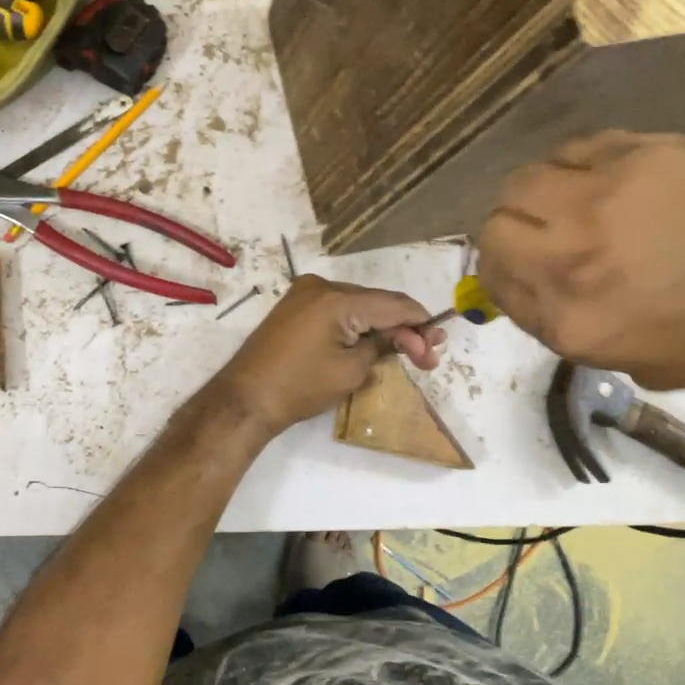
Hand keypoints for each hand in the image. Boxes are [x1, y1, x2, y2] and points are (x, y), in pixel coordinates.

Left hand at [209, 275, 443, 436]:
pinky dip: (357, 324)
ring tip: (403, 352)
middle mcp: (320, 286)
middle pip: (377, 302)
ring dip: (381, 326)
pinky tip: (372, 342)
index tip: (438, 348)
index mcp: (337, 299)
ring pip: (358, 305)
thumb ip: (385, 345)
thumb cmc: (299, 387)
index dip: (421, 324)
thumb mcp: (351, 369)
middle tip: (425, 357)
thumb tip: (411, 338)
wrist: (246, 398)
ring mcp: (303, 294)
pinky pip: (336, 309)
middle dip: (403, 328)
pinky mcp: (294, 306)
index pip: (395, 304)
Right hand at [478, 131, 684, 388]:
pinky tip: (602, 178)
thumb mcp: (653, 365)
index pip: (496, 289)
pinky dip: (572, 164)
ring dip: (532, 196)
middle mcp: (568, 260)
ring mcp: (598, 200)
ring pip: (519, 184)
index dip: (506, 281)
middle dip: (508, 237)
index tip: (529, 276)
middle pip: (492, 232)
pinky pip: (570, 151)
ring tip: (564, 202)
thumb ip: (581, 334)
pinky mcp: (633, 153)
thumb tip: (551, 299)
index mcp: (573, 323)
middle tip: (539, 238)